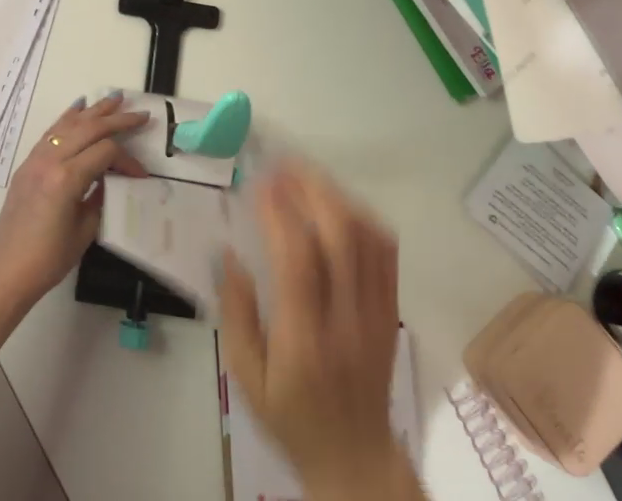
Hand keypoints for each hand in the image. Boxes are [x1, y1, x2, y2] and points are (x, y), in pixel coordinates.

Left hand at [0, 94, 149, 307]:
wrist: (7, 270)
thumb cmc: (49, 258)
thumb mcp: (85, 230)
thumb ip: (100, 197)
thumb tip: (110, 179)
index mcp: (66, 178)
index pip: (105, 153)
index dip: (128, 161)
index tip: (140, 175)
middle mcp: (49, 161)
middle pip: (88, 129)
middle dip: (116, 119)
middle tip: (140, 114)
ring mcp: (35, 160)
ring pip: (67, 125)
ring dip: (92, 111)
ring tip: (114, 99)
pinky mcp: (27, 165)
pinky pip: (50, 133)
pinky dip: (67, 118)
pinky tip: (78, 108)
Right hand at [219, 162, 406, 500]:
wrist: (354, 456)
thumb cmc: (289, 417)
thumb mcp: (245, 376)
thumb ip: (237, 313)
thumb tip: (229, 254)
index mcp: (304, 340)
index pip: (298, 262)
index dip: (280, 213)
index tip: (259, 182)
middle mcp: (346, 320)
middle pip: (341, 239)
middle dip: (313, 190)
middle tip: (285, 164)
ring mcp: (376, 314)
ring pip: (368, 240)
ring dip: (338, 198)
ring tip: (307, 175)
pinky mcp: (391, 312)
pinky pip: (387, 256)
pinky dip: (365, 220)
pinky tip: (340, 205)